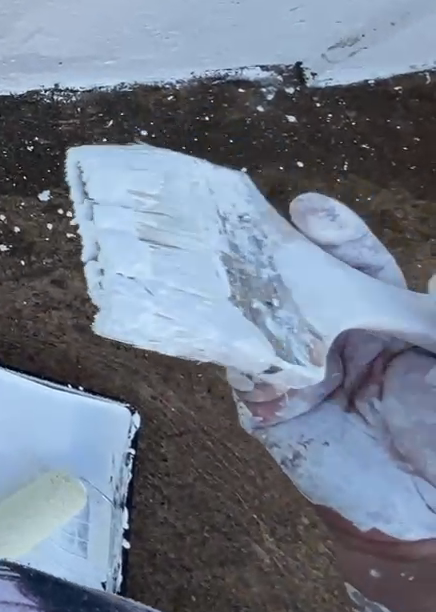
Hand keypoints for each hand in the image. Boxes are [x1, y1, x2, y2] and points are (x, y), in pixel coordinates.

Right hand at [231, 193, 435, 611]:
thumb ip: (429, 318)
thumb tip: (431, 277)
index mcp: (390, 328)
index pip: (356, 269)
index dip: (333, 237)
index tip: (308, 207)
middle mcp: (335, 340)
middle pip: (292, 282)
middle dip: (263, 247)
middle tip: (232, 216)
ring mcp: (294, 369)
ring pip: (252, 315)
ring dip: (227, 285)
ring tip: (198, 250)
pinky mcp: (262, 404)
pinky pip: (234, 363)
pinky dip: (217, 338)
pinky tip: (200, 312)